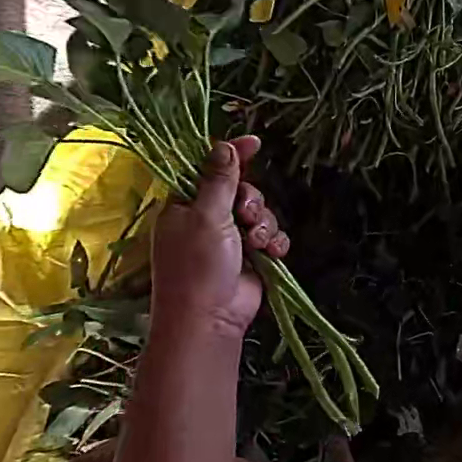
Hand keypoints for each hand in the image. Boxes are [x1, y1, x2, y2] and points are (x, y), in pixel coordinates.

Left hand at [151, 136, 290, 340]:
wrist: (210, 318)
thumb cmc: (198, 265)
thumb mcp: (207, 216)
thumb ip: (219, 180)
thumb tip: (225, 146)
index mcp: (186, 205)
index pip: (211, 169)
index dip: (233, 155)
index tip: (255, 142)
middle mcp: (208, 219)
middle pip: (243, 192)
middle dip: (252, 202)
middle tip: (247, 216)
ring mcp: (231, 240)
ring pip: (262, 215)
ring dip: (265, 225)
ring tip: (257, 244)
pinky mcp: (252, 258)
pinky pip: (272, 237)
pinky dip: (274, 243)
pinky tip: (271, 253)